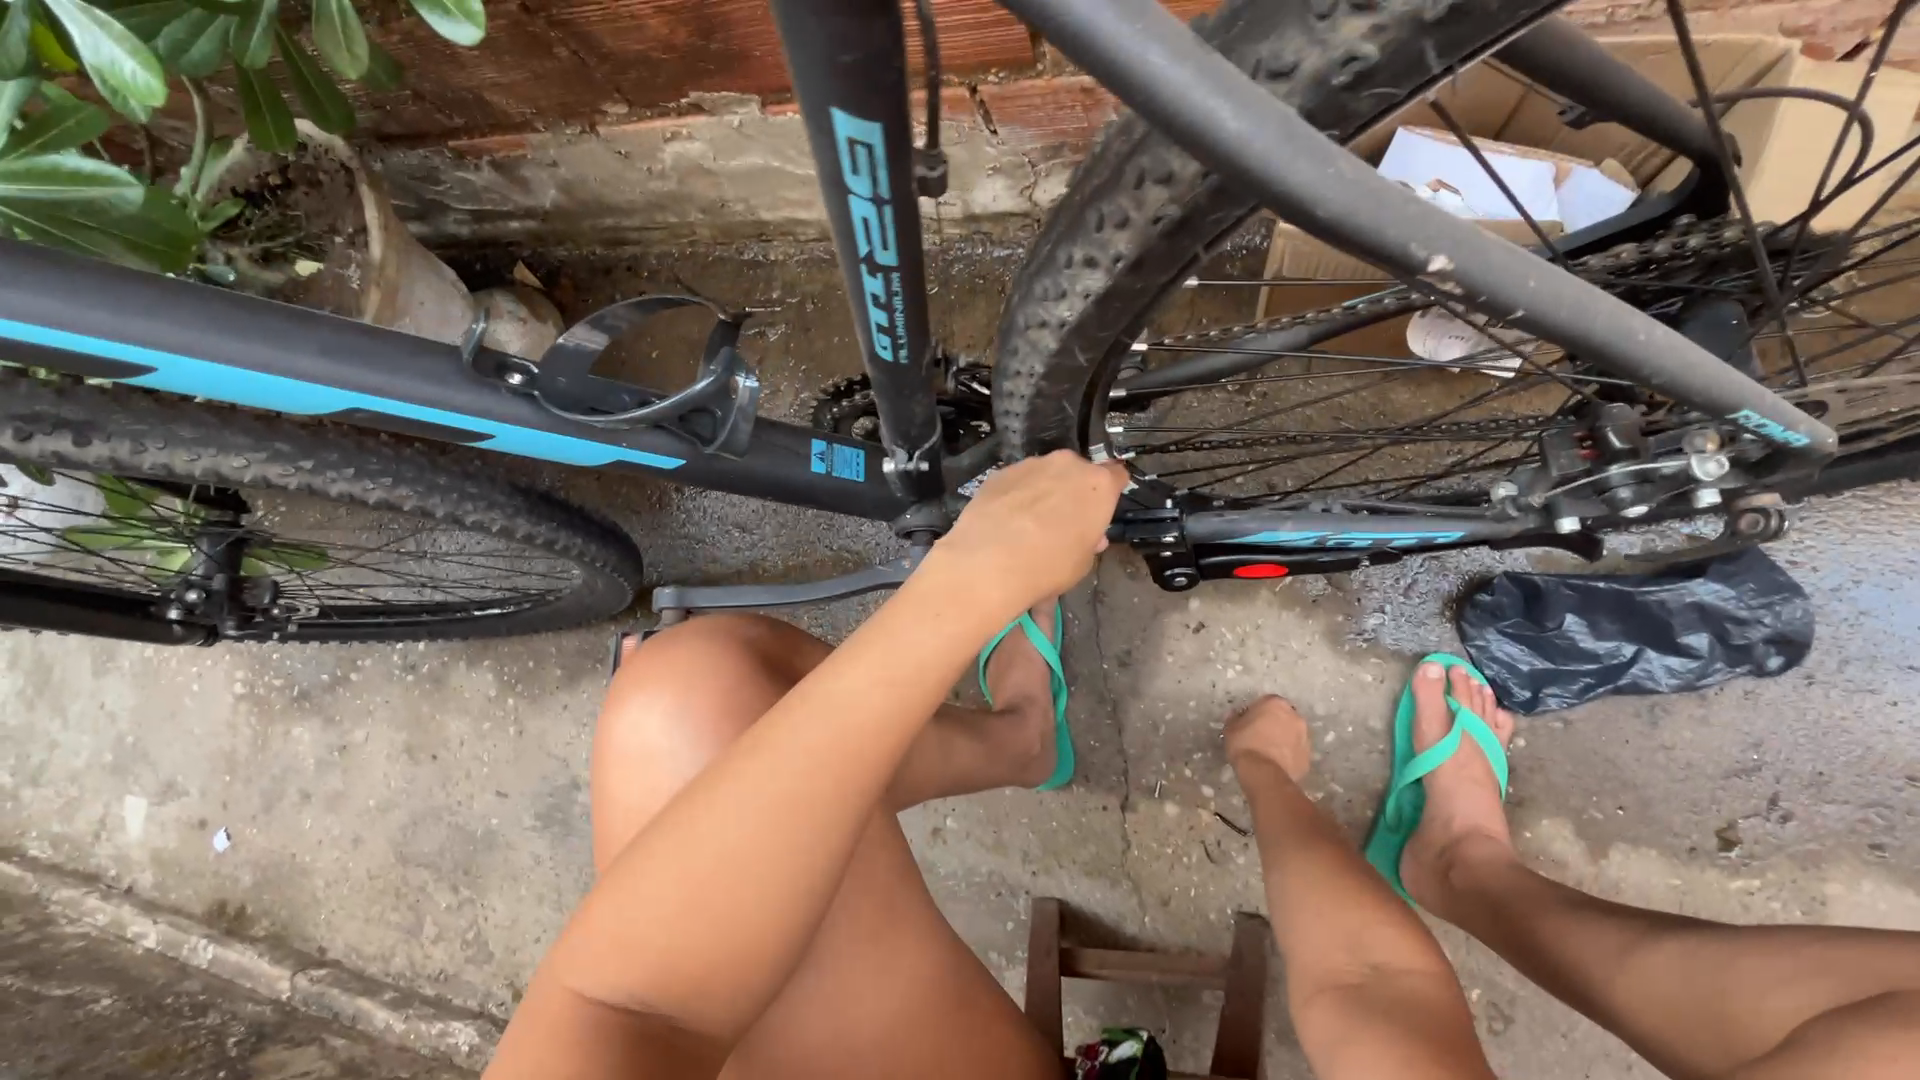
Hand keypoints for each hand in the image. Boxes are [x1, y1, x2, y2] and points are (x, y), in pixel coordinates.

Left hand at [927, 451, 1128, 613]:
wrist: (990, 562)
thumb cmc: (1050, 565)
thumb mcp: (1082, 563)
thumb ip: (1088, 542)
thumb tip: (1089, 537)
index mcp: (1098, 484)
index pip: (1117, 476)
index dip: (1110, 493)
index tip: (1102, 509)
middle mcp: (1067, 465)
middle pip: (1077, 474)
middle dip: (1072, 495)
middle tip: (1062, 525)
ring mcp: (1030, 465)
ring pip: (1043, 477)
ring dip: (1041, 496)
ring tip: (1026, 530)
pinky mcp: (999, 473)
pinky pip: (1015, 484)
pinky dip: (1014, 499)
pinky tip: (1003, 525)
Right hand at [1224, 696, 1311, 781]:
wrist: (1263, 773)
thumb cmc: (1245, 744)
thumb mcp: (1231, 729)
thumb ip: (1235, 718)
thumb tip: (1237, 715)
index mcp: (1276, 704)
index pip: (1266, 702)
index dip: (1256, 713)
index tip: (1248, 723)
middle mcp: (1295, 716)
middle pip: (1283, 717)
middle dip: (1274, 724)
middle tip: (1259, 736)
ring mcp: (1305, 737)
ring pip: (1292, 734)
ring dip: (1283, 739)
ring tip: (1268, 752)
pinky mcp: (1308, 757)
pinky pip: (1296, 752)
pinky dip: (1288, 755)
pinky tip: (1276, 764)